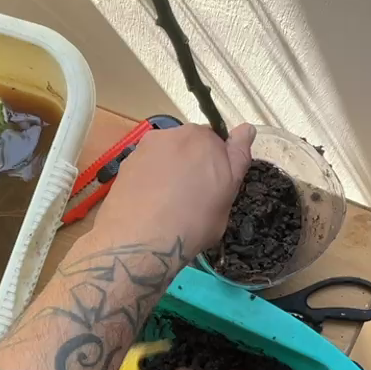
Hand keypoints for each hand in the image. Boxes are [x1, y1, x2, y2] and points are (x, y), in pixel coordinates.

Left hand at [93, 122, 253, 258]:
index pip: (216, 141)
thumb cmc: (193, 221)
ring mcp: (145, 148)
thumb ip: (237, 158)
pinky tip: (147, 202)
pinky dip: (148, 178)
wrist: (140, 240)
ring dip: (167, 169)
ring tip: (165, 201)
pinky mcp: (124, 164)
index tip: (212, 185)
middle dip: (190, 162)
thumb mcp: (228, 195)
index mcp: (204, 138)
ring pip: (163, 154)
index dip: (216, 163)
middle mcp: (173, 134)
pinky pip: (144, 167)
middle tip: (190, 195)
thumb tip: (245, 129)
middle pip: (187, 144)